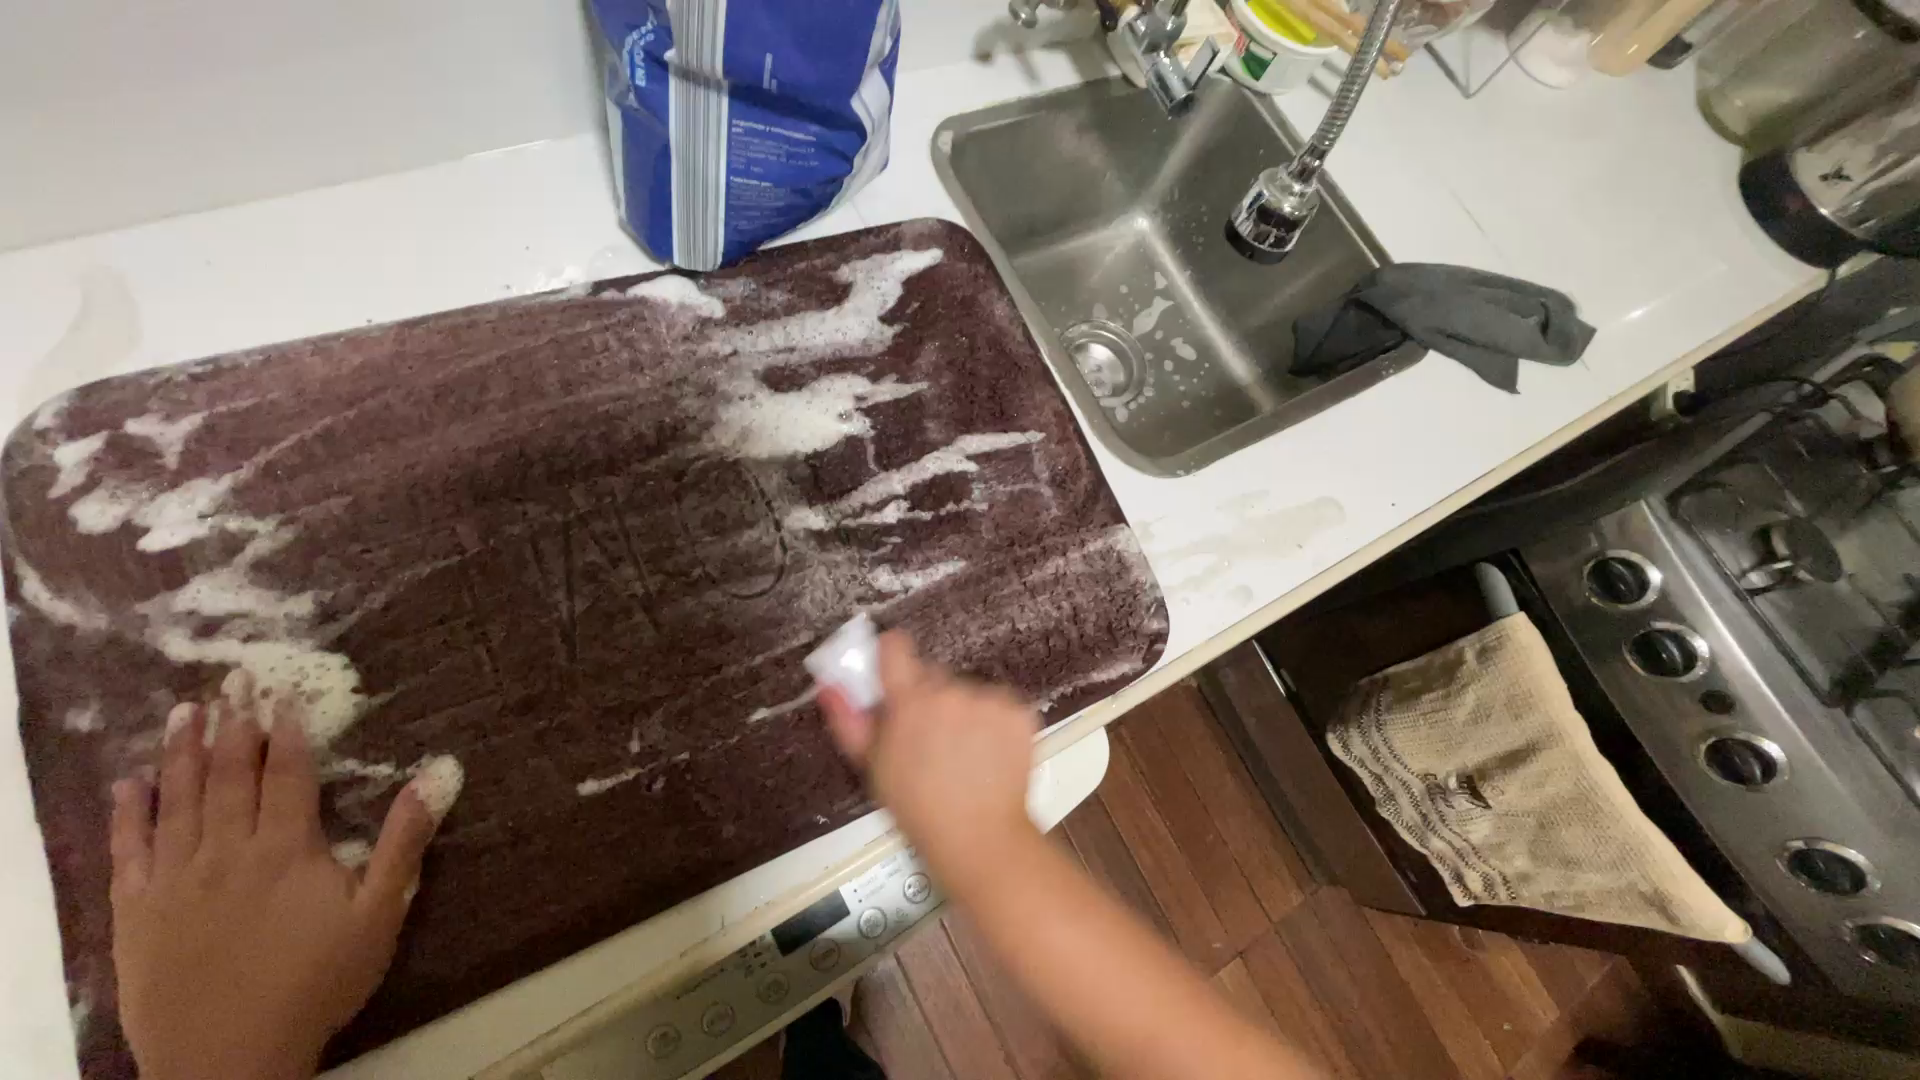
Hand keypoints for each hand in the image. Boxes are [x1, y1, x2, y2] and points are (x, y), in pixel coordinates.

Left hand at [110, 675, 444, 1079]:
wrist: (227, 1058)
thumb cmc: (317, 980)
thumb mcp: (380, 912)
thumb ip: (403, 842)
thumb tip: (434, 777)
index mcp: (285, 850)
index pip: (286, 775)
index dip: (286, 732)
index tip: (281, 693)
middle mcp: (225, 853)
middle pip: (228, 777)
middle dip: (232, 726)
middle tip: (230, 683)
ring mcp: (173, 880)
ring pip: (175, 802)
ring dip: (180, 753)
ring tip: (184, 711)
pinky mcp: (136, 911)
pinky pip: (126, 851)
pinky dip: (126, 812)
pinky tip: (128, 781)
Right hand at [818, 632, 1039, 882]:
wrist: (980, 839)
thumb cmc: (918, 808)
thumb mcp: (874, 767)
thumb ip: (849, 721)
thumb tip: (830, 685)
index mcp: (909, 700)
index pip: (895, 647)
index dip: (892, 656)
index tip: (894, 674)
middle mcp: (951, 691)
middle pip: (934, 675)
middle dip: (929, 697)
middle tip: (931, 737)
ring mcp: (990, 700)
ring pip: (970, 691)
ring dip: (965, 711)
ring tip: (964, 754)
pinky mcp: (1020, 712)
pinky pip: (1002, 705)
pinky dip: (996, 724)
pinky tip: (990, 754)